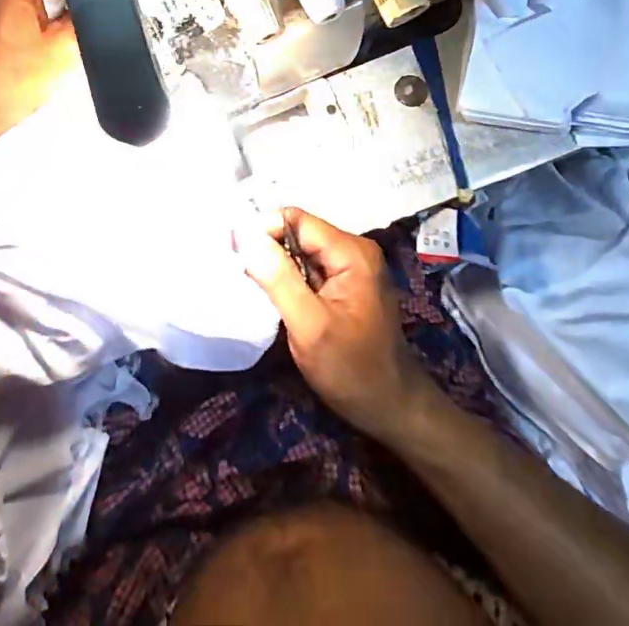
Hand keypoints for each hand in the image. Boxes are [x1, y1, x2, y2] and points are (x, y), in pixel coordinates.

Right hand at [242, 208, 439, 443]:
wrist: (391, 407)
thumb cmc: (351, 368)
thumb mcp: (308, 325)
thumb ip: (278, 278)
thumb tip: (246, 236)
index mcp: (351, 252)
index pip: (295, 220)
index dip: (263, 232)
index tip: (237, 257)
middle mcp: (354, 251)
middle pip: (298, 233)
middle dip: (269, 252)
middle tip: (247, 282)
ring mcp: (352, 268)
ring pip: (301, 252)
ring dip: (278, 269)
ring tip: (262, 295)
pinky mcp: (346, 286)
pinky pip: (310, 270)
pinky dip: (291, 281)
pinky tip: (281, 303)